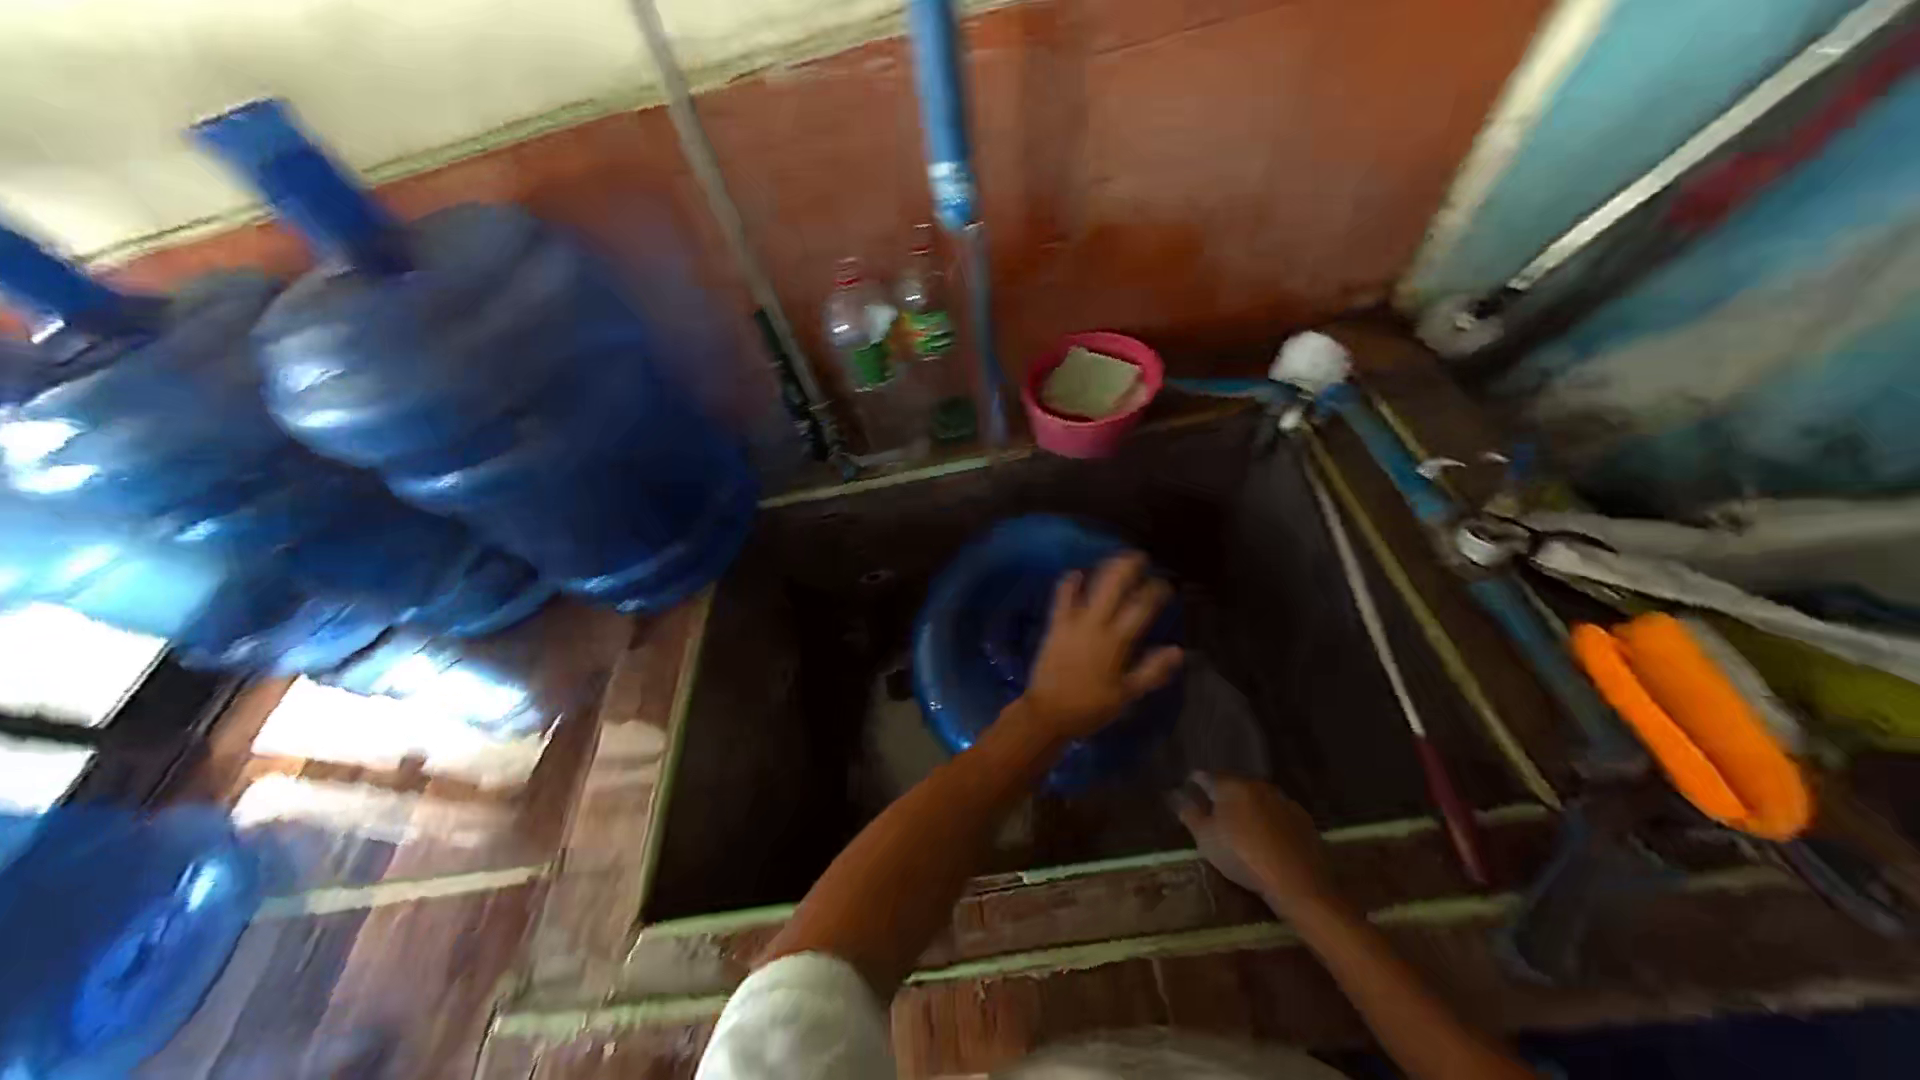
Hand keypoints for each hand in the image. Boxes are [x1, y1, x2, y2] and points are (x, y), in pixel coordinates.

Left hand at [1017, 553, 1183, 741]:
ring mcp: (1072, 623)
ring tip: (1117, 558)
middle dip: (1129, 569)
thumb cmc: (1090, 707)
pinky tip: (1075, 573)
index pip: (1141, 609)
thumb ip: (1152, 671)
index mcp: (1116, 642)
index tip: (1165, 585)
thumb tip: (1178, 650)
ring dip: (1104, 571)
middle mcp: (1095, 626)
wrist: (1047, 713)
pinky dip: (1068, 585)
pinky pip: (1061, 600)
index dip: (1155, 592)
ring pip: (1091, 588)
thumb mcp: (1127, 695)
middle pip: (1114, 588)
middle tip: (1141, 558)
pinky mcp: (1055, 626)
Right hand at [1173, 772, 1340, 917]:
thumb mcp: (1206, 839)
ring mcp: (1282, 800)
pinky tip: (1267, 837)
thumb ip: (1190, 814)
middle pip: (1234, 784)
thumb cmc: (1242, 857)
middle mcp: (1257, 785)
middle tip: (1214, 810)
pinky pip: (1277, 812)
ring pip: (1257, 797)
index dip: (1195, 782)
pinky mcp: (1302, 818)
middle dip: (1222, 794)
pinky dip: (1268, 819)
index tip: (1189, 789)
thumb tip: (1177, 796)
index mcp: (1230, 786)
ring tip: (1241, 824)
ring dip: (1247, 805)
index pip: (1206, 776)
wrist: (1298, 881)